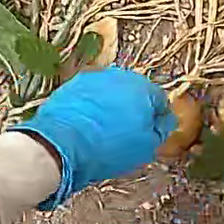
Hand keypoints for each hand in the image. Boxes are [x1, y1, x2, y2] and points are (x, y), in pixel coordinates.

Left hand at [15, 67, 175, 209]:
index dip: (158, 118)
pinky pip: (90, 97)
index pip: (160, 100)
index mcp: (142, 88)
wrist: (60, 146)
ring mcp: (93, 78)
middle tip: (130, 133)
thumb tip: (163, 122)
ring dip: (112, 108)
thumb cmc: (106, 147)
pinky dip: (92, 108)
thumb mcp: (145, 147)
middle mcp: (119, 76)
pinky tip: (88, 127)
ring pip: (111, 93)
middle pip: (135, 93)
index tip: (153, 132)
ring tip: (106, 132)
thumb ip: (160, 131)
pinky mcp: (71, 85)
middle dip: (135, 110)